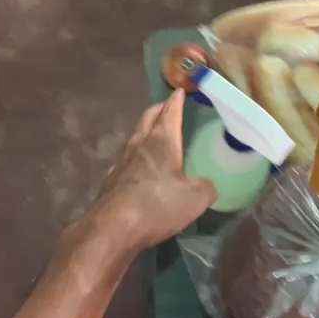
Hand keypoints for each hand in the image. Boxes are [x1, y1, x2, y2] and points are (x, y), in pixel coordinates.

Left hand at [83, 90, 217, 255]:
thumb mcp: (195, 198)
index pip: (170, 113)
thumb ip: (206, 187)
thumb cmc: (157, 205)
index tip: (180, 90)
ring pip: (135, 138)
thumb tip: (207, 185)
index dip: (176, 101)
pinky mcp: (111, 180)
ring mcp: (122, 162)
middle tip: (167, 106)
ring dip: (145, 132)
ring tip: (154, 134)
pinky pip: (126, 160)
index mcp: (161, 142)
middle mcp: (139, 145)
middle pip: (147, 119)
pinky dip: (136, 156)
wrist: (113, 227)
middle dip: (158, 110)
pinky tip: (138, 166)